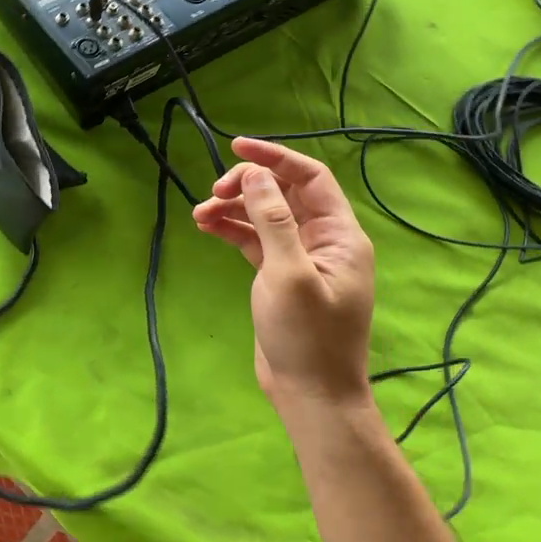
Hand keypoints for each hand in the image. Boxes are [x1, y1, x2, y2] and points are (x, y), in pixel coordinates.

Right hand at [190, 137, 374, 408]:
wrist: (312, 395)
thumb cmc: (307, 336)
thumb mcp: (288, 274)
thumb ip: (273, 220)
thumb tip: (256, 174)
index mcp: (340, 236)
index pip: (310, 178)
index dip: (275, 157)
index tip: (235, 146)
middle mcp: (324, 241)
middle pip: (283, 192)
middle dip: (247, 185)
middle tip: (214, 192)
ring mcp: (301, 257)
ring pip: (264, 214)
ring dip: (232, 207)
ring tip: (199, 214)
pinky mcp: (279, 274)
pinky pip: (254, 237)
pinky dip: (230, 228)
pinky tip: (206, 226)